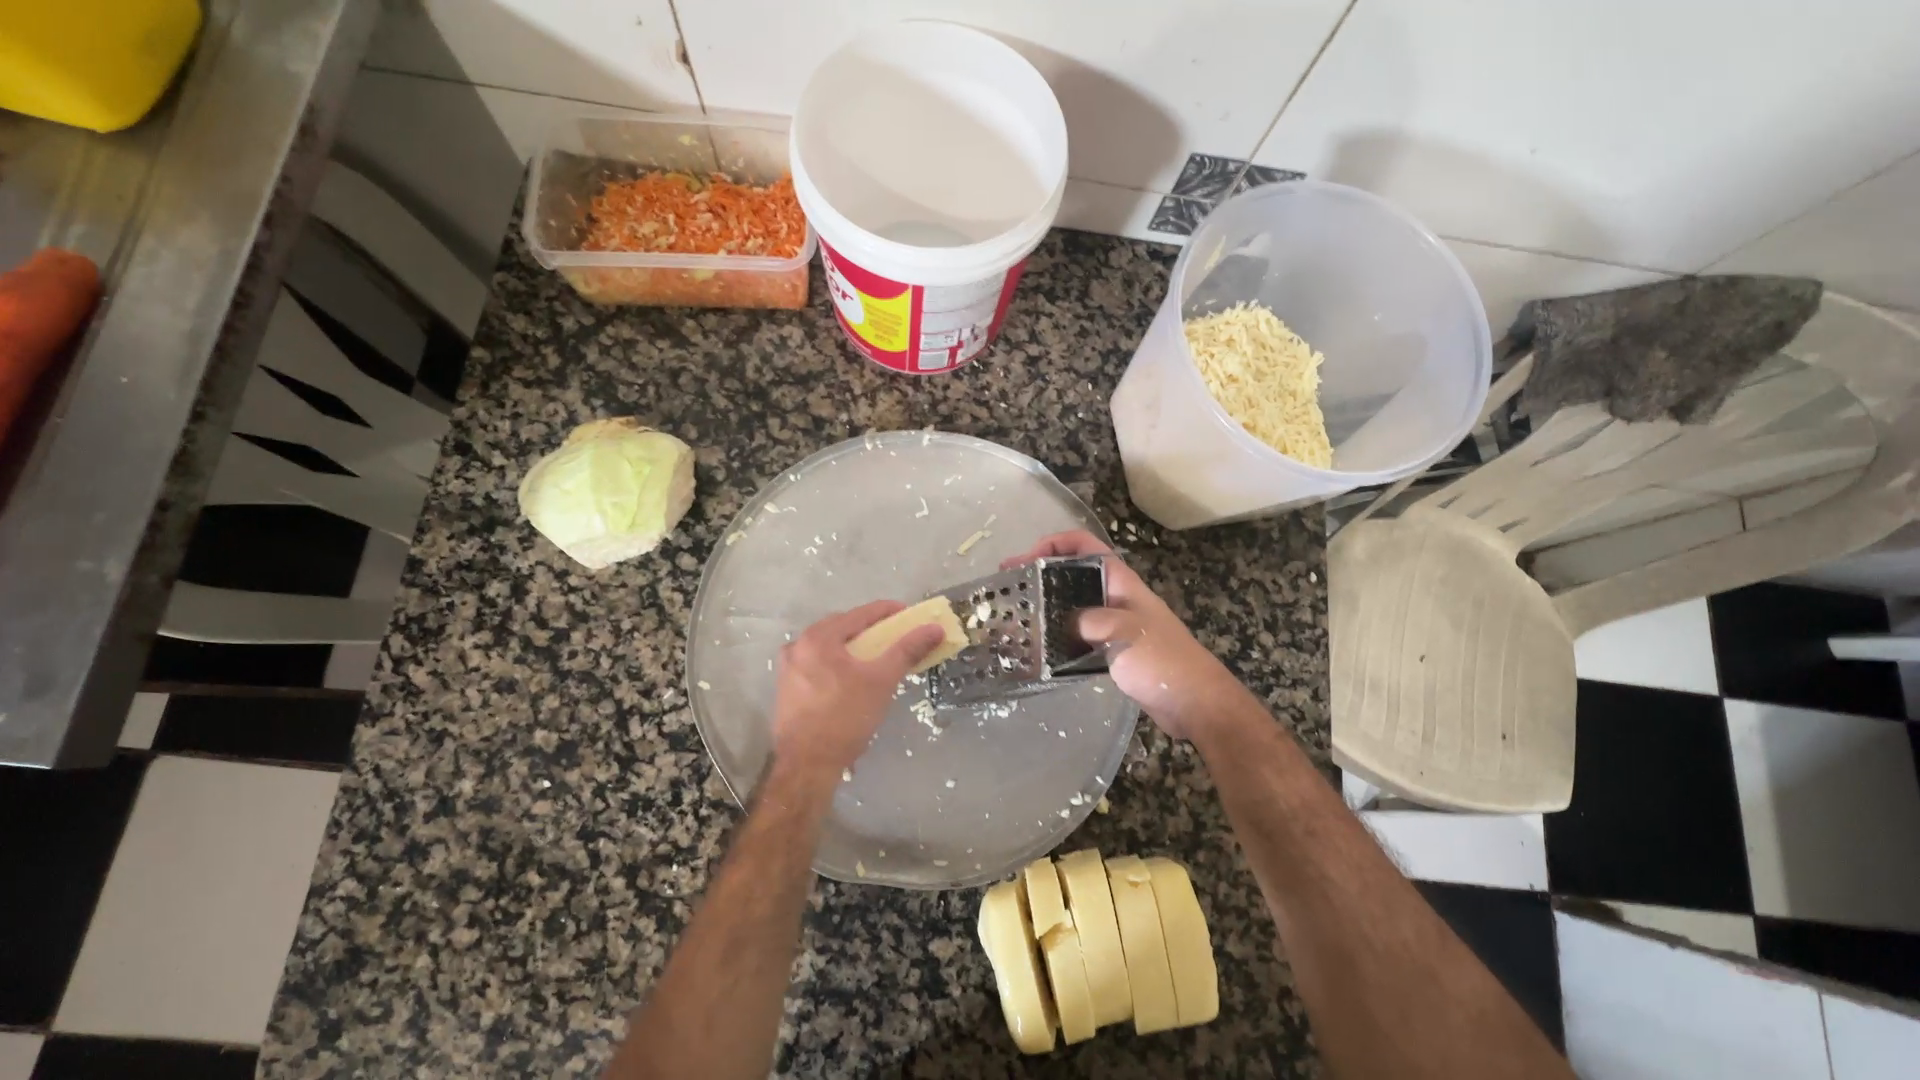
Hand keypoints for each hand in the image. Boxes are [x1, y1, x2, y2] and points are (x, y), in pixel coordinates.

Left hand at [771, 601, 947, 781]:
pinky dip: (838, 665)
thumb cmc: (845, 718)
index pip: (861, 614)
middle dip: (870, 630)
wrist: (807, 765)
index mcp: (819, 638)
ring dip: (854, 648)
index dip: (890, 612)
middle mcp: (798, 646)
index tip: (912, 616)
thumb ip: (907, 650)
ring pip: (829, 648)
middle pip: (842, 628)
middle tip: (896, 638)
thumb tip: (934, 628)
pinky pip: (819, 666)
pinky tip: (852, 680)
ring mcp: (789, 669)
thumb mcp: (881, 681)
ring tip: (877, 659)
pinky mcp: (788, 689)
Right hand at [1002, 531, 1242, 739]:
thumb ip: (1088, 621)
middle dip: (1042, 577)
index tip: (1024, 560)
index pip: (1085, 546)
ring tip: (1019, 619)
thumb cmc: (1162, 660)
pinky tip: (1041, 650)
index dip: (1054, 544)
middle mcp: (1117, 598)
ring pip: (1075, 607)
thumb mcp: (1121, 632)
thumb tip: (1064, 624)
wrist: (1194, 701)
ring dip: (1048, 609)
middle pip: (1074, 575)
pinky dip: (1060, 638)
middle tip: (1010, 590)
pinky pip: (1081, 636)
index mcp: (1122, 582)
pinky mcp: (1115, 651)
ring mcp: (1117, 625)